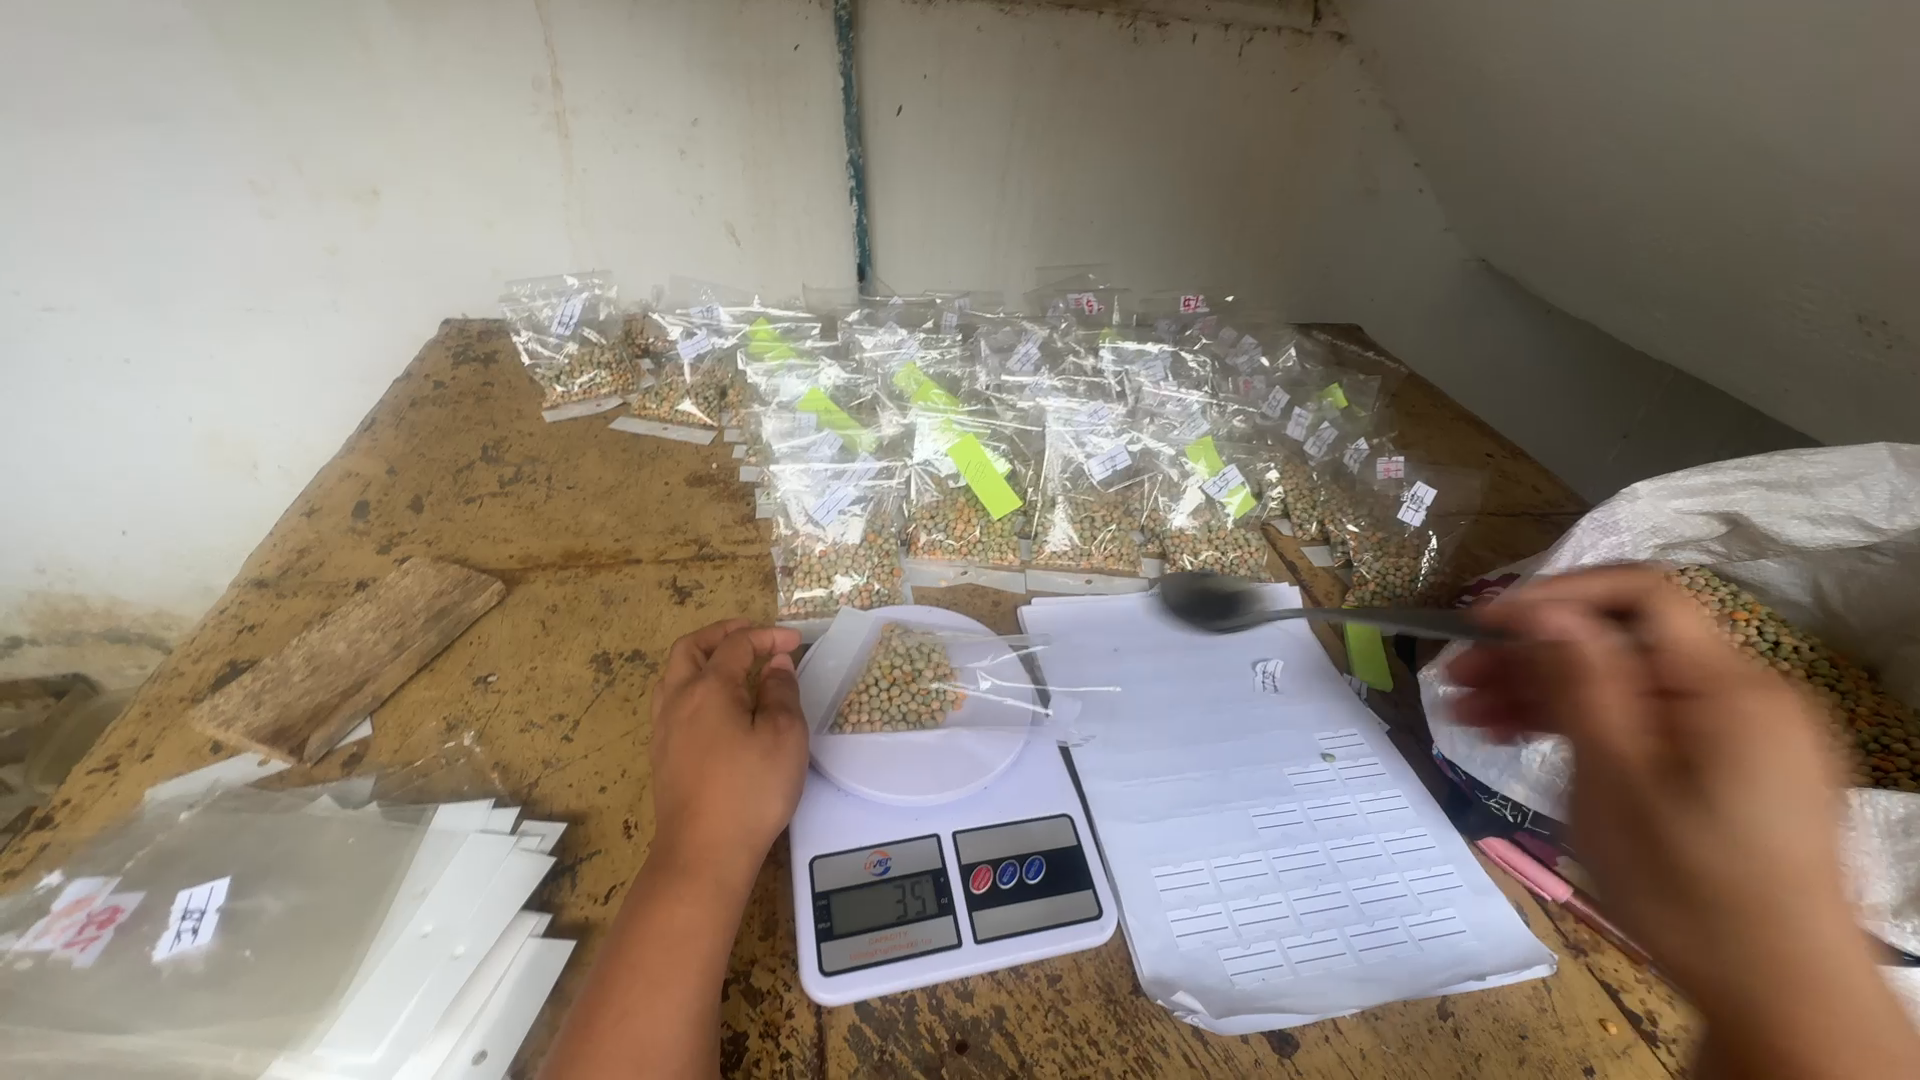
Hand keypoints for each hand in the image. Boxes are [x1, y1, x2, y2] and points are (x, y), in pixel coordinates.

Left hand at [648, 619, 807, 885]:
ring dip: (702, 658)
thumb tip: (776, 664)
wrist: (703, 852)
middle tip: (750, 634)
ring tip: (731, 664)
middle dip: (721, 634)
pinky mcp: (662, 754)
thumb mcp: (784, 736)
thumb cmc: (750, 790)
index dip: (766, 636)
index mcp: (708, 689)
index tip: (795, 641)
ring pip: (674, 674)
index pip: (736, 645)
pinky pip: (672, 700)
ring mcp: (664, 728)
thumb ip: (781, 692)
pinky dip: (693, 685)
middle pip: (691, 649)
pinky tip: (715, 705)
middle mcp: (678, 700)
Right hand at [1452, 566, 1916, 1075]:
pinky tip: (1511, 736)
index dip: (1556, 595)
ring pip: (1619, 683)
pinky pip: (1639, 721)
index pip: (1641, 596)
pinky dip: (1576, 722)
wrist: (1780, 993)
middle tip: (1453, 676)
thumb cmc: (1687, 885)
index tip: (1482, 621)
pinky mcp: (1720, 765)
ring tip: (1465, 712)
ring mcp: (1733, 732)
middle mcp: (1740, 695)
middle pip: (1619, 643)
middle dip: (1529, 652)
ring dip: (1538, 690)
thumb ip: (1582, 682)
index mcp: (1728, 689)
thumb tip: (1542, 609)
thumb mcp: (1614, 778)